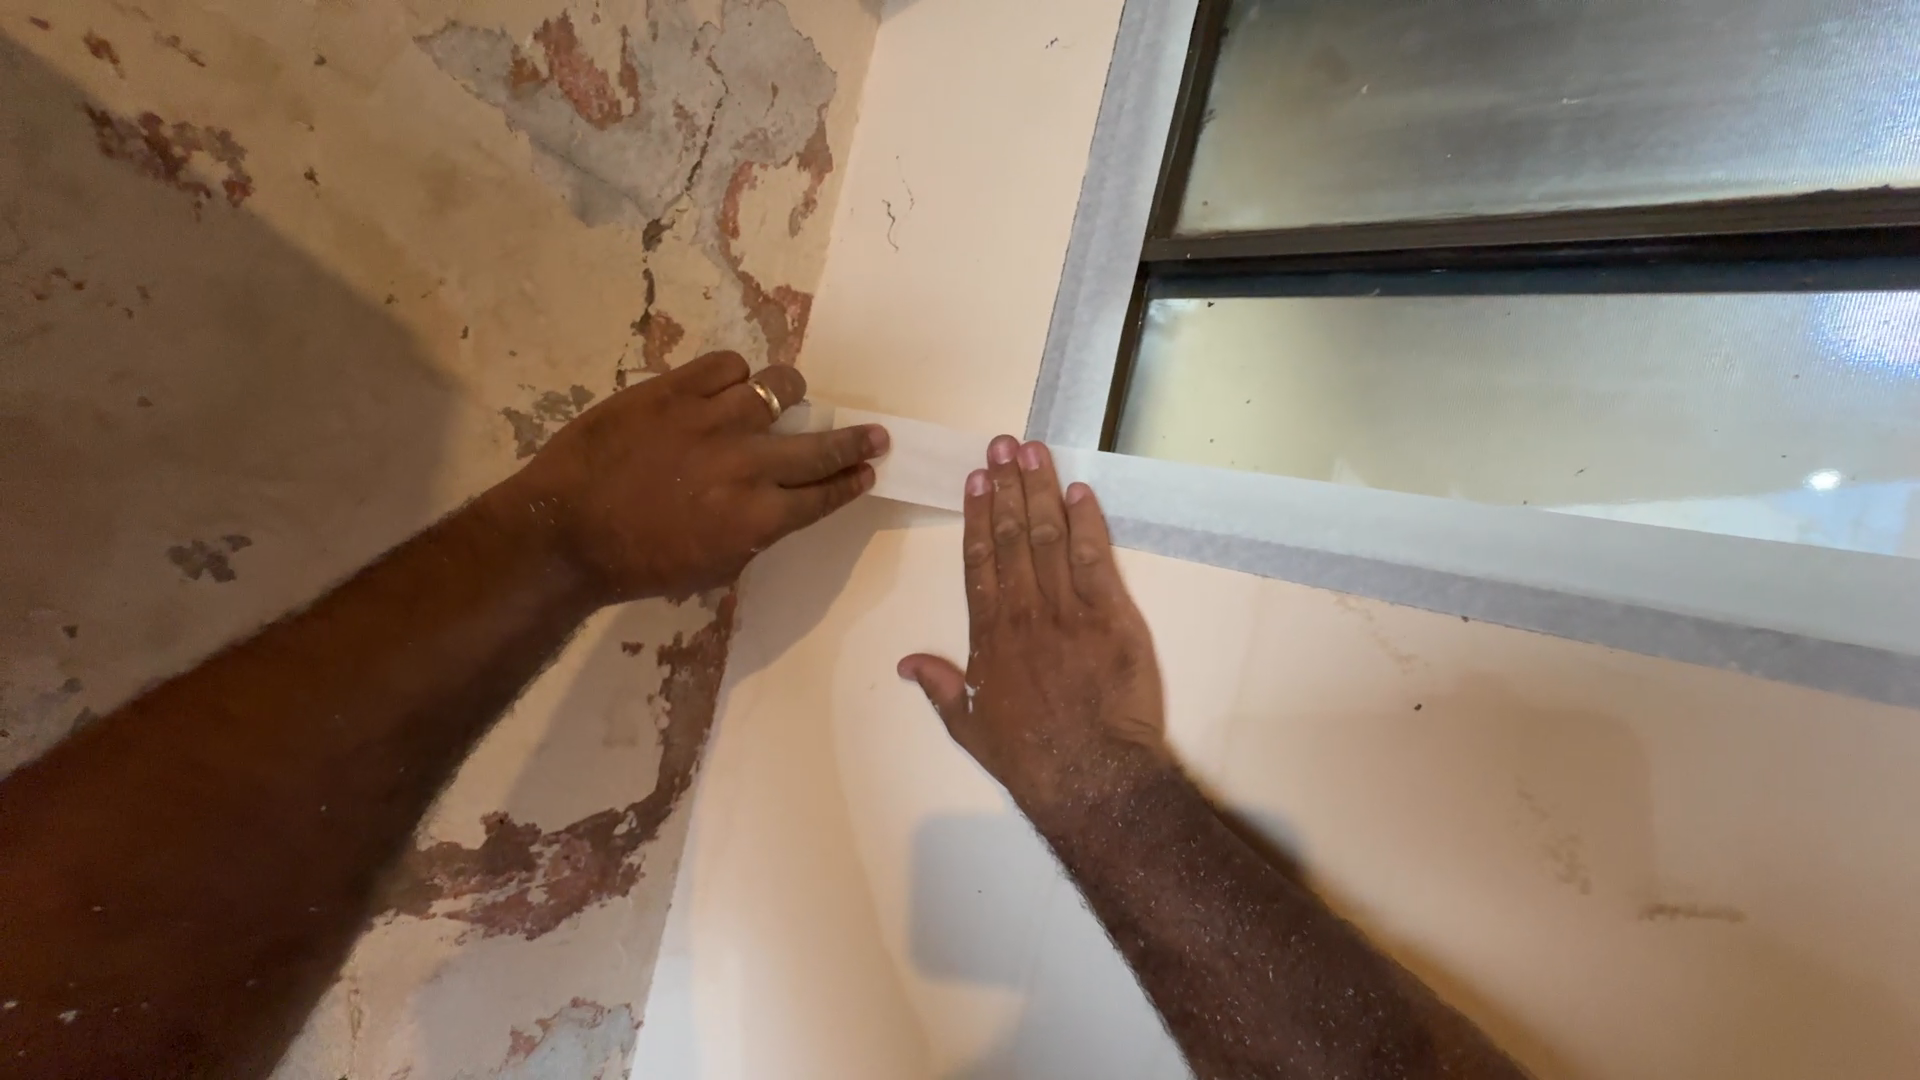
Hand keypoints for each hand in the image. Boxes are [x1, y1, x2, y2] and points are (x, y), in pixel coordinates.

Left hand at [490, 351, 887, 602]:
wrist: (565, 533)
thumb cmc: (640, 564)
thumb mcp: (715, 566)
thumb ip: (758, 531)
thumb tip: (778, 502)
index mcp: (759, 516)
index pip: (825, 493)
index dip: (852, 480)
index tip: (868, 469)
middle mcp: (748, 464)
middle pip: (821, 445)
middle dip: (856, 441)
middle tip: (874, 434)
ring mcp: (713, 420)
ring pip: (779, 388)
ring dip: (789, 396)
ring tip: (783, 398)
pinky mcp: (675, 390)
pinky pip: (728, 365)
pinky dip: (735, 376)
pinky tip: (727, 387)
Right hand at [899, 436, 1169, 821]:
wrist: (1091, 775)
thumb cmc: (1028, 754)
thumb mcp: (968, 726)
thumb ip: (938, 687)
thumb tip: (904, 663)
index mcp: (989, 632)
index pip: (977, 560)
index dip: (974, 516)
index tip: (974, 480)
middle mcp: (1024, 609)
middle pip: (1011, 536)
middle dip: (1006, 486)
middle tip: (1003, 444)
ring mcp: (1069, 608)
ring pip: (1050, 536)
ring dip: (1040, 491)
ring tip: (1033, 452)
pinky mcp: (1112, 614)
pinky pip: (1096, 558)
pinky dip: (1088, 523)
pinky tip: (1080, 492)